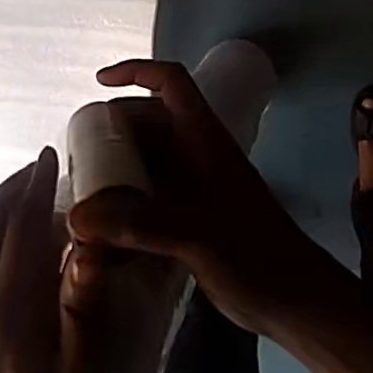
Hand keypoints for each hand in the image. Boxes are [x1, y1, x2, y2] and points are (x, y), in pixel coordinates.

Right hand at [67, 59, 351, 335]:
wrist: (295, 300)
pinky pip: (148, 198)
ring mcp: (193, 187)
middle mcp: (196, 155)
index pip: (171, 83)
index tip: (99, 82)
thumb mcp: (197, 234)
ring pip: (146, 162)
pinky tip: (101, 233)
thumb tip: (78, 216)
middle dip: (112, 132)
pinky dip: (124, 207)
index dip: (137, 71)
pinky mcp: (189, 218)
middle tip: (77, 156)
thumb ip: (139, 223)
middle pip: (149, 124)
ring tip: (80, 193)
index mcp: (204, 139)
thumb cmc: (256, 254)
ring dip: (115, 172)